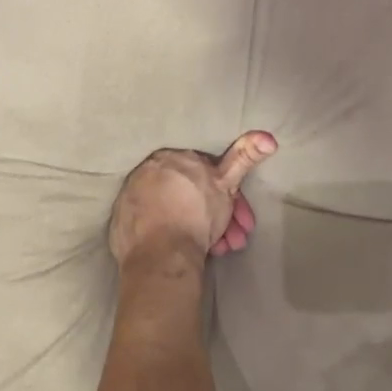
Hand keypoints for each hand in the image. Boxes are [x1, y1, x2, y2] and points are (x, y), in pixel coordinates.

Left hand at [109, 131, 277, 264]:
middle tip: (234, 241)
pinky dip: (177, 237)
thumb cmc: (196, 214)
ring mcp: (133, 199)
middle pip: (193, 196)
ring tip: (219, 252)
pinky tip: (191, 252)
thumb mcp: (226, 182)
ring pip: (178, 214)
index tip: (244, 222)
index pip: (208, 175)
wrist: (161, 254)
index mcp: (171, 158)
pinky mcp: (123, 224)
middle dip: (220, 219)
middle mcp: (148, 173)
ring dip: (204, 233)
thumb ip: (245, 156)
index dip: (232, 199)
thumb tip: (268, 136)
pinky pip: (159, 227)